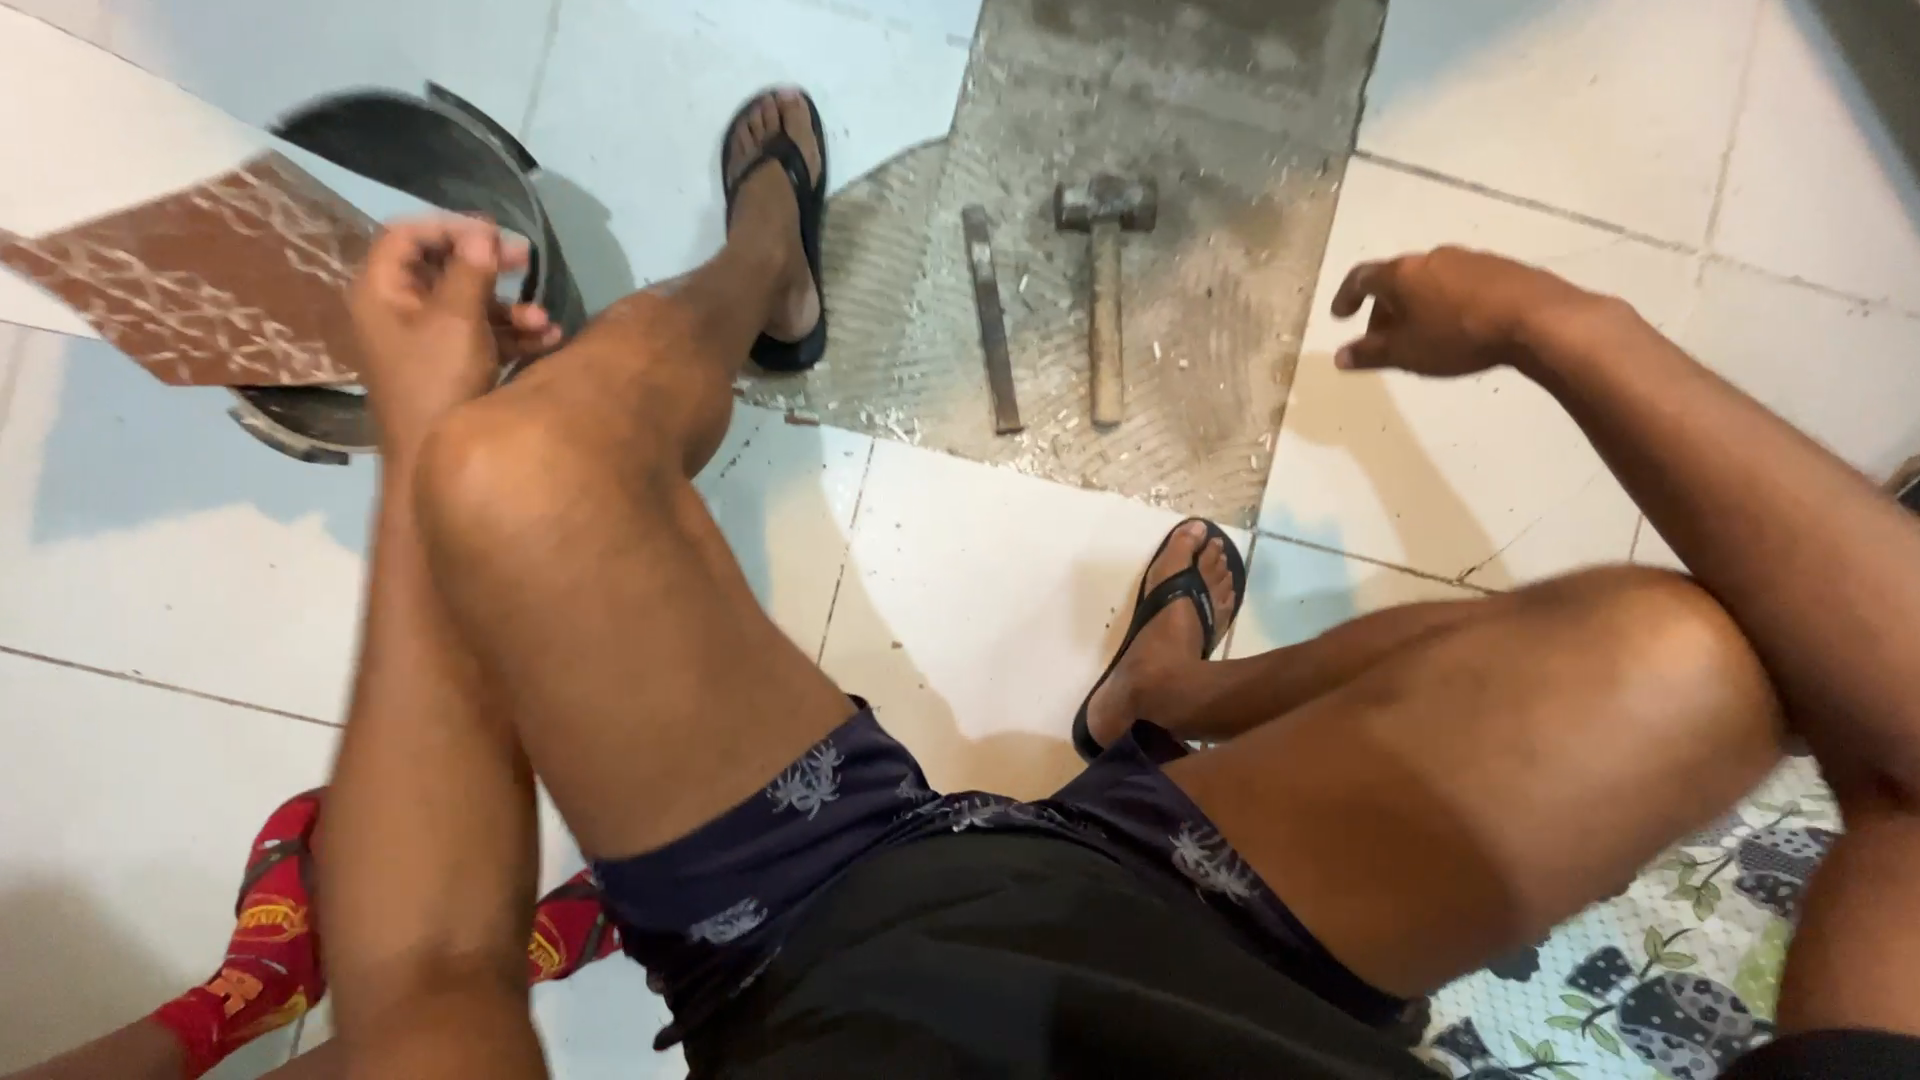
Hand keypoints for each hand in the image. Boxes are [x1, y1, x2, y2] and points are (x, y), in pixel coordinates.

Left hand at [348, 216, 562, 454]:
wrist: (431, 455)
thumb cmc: (436, 384)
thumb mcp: (456, 323)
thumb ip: (469, 273)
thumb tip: (482, 232)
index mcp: (381, 291)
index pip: (406, 235)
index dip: (450, 227)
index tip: (495, 232)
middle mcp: (398, 309)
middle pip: (444, 269)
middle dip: (490, 268)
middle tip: (528, 261)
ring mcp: (425, 339)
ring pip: (470, 304)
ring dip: (511, 308)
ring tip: (545, 323)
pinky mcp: (451, 363)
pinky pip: (482, 335)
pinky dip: (513, 335)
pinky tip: (546, 342)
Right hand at [1330, 246, 1601, 377]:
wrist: (1538, 319)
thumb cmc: (1456, 336)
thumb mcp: (1405, 353)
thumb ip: (1369, 354)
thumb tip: (1340, 357)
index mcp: (1401, 274)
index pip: (1361, 278)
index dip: (1346, 296)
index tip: (1341, 316)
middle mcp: (1432, 258)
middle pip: (1396, 280)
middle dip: (1384, 308)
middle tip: (1383, 338)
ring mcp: (1469, 259)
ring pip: (1428, 281)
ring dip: (1416, 305)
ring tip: (1421, 335)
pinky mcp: (1501, 268)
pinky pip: (1459, 283)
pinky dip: (1446, 302)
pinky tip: (1457, 327)